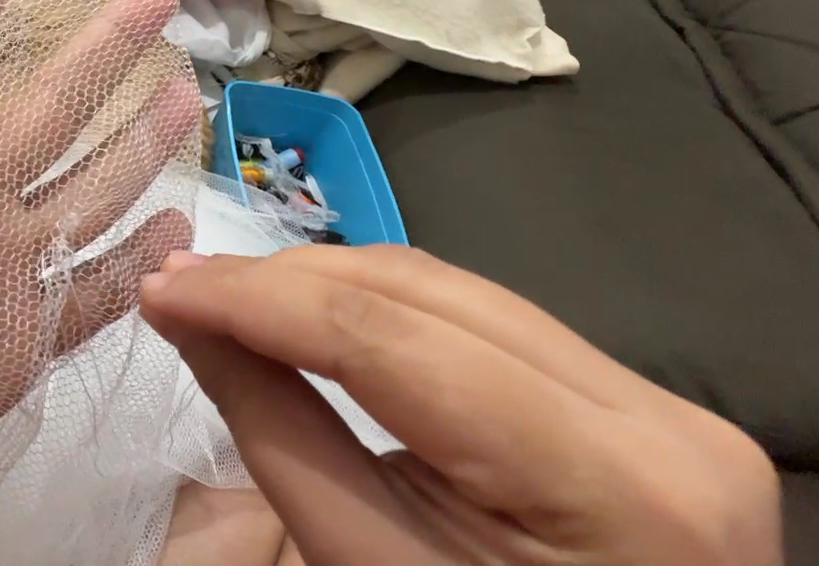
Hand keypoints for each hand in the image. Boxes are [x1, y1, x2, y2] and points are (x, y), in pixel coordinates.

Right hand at [141, 246, 782, 564]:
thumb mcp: (363, 563)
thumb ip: (271, 424)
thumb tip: (178, 309)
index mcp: (615, 484)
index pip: (390, 341)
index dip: (256, 302)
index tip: (159, 289)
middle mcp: (659, 416)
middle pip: (417, 295)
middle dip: (277, 281)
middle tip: (178, 284)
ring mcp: (654, 399)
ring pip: (438, 286)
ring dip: (313, 282)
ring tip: (222, 290)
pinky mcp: (624, 394)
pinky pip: (464, 311)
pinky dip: (365, 301)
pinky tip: (302, 306)